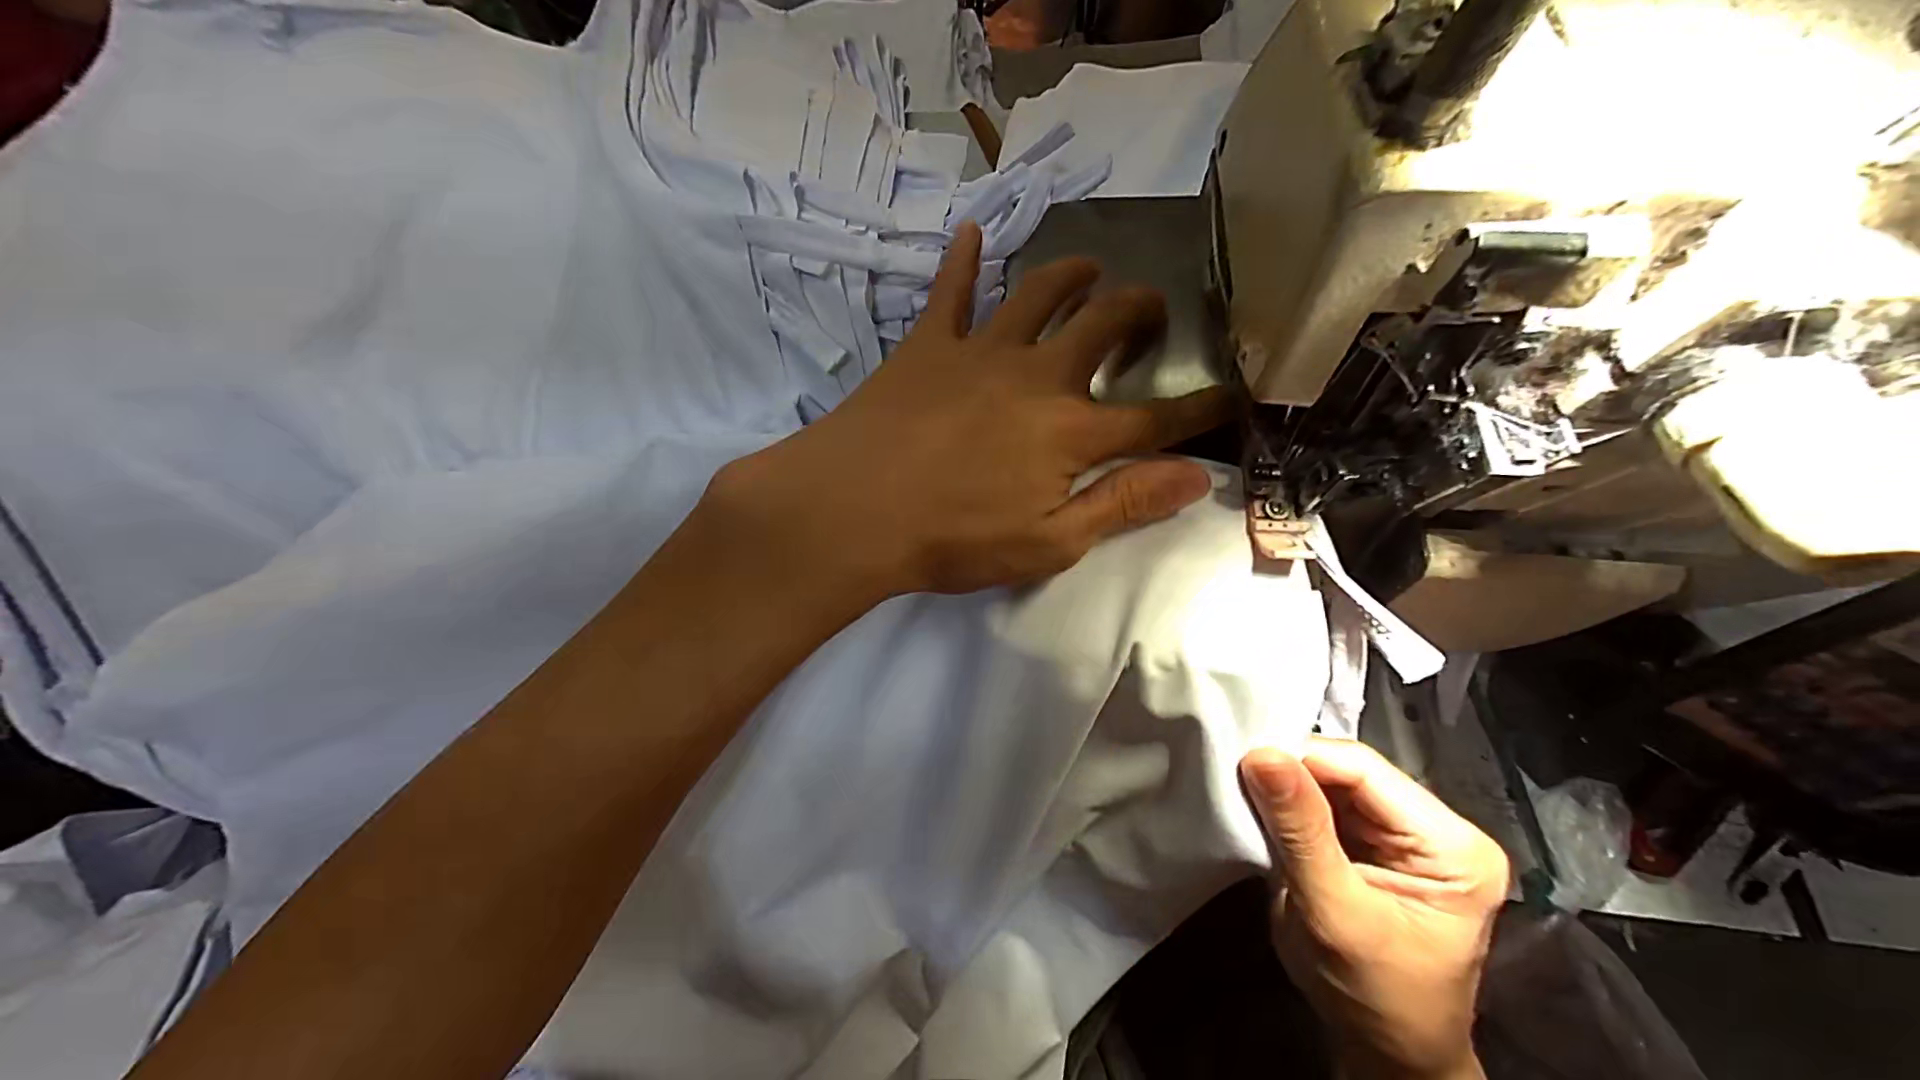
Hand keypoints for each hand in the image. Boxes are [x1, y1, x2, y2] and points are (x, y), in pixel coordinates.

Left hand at [704, 220, 1229, 600]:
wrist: (853, 510)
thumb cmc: (952, 540)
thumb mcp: (1048, 543)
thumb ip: (1123, 505)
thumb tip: (1196, 477)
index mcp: (1071, 433)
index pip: (1152, 420)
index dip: (1196, 411)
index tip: (1230, 396)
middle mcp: (1038, 378)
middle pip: (1103, 327)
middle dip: (1138, 312)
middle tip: (1151, 307)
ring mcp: (982, 353)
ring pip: (1040, 294)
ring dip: (1072, 275)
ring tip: (1091, 267)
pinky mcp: (929, 346)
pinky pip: (951, 292)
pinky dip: (963, 261)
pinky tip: (971, 233)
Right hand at [1242, 738, 1509, 1079]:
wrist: (1384, 1051)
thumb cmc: (1373, 995)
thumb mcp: (1333, 914)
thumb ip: (1299, 831)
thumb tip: (1261, 754)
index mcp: (1453, 846)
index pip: (1364, 771)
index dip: (1301, 759)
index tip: (1243, 763)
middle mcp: (1437, 828)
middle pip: (1349, 771)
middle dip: (1291, 774)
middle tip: (1237, 777)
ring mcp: (1405, 835)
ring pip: (1332, 783)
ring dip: (1286, 788)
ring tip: (1244, 791)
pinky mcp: (1373, 843)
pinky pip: (1324, 804)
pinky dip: (1289, 806)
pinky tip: (1263, 810)